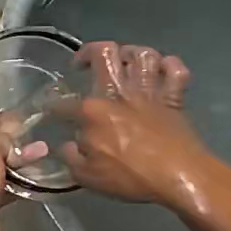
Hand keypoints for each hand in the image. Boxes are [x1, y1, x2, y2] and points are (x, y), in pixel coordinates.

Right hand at [59, 42, 224, 209]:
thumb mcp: (88, 178)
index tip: (52, 111)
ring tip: (123, 62)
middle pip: (104, 53)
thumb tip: (68, 145)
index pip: (64, 103)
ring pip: (142, 54)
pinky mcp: (174, 98)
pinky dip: (170, 66)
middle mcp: (119, 93)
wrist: (179, 178)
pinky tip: (161, 71)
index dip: (54, 107)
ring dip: (131, 53)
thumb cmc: (131, 179)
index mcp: (93, 111)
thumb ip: (72, 159)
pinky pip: (176, 70)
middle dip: (88, 52)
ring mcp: (150, 91)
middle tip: (83, 63)